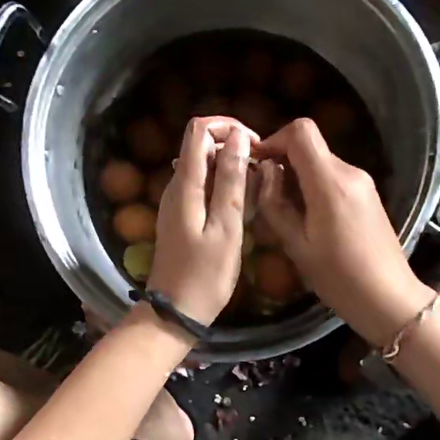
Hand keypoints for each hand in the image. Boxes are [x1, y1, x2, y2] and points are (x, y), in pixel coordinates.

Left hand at [147, 116, 255, 325]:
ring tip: (261, 192)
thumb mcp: (226, 227)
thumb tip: (238, 138)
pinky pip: (205, 188)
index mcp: (185, 183)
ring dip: (233, 170)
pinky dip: (226, 188)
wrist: (175, 312)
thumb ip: (231, 181)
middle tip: (265, 172)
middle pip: (202, 145)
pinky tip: (246, 208)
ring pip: (205, 167)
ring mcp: (178, 201)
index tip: (256, 146)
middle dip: (235, 147)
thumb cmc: (205, 275)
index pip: (199, 129)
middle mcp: (176, 185)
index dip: (228, 127)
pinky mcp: (183, 216)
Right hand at [254, 119, 432, 344]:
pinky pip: (335, 178)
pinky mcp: (369, 196)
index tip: (258, 164)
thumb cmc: (339, 277)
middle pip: (310, 146)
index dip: (274, 140)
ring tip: (285, 211)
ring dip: (299, 177)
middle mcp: (350, 172)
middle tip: (266, 194)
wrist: (389, 298)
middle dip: (284, 162)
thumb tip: (266, 172)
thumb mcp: (297, 245)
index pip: (301, 131)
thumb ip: (276, 204)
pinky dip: (316, 187)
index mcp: (330, 182)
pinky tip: (309, 218)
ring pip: (322, 162)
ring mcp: (363, 183)